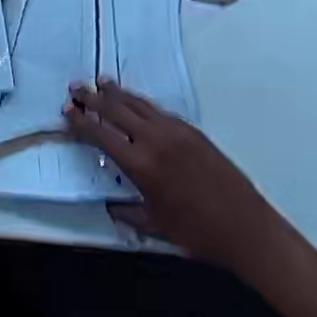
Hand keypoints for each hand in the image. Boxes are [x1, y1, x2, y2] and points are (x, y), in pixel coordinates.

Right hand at [65, 80, 292, 276]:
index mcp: (140, 165)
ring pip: (137, 103)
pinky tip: (134, 102)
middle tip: (75, 87)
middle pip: (115, 109)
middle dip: (92, 97)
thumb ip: (127, 211)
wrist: (248, 231)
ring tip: (100, 82)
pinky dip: (140, 102)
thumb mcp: (155, 225)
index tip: (67, 110)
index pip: (100, 133)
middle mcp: (154, 141)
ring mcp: (175, 132)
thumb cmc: (198, 234)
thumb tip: (109, 205)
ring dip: (116, 92)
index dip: (81, 120)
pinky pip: (158, 110)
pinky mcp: (192, 131)